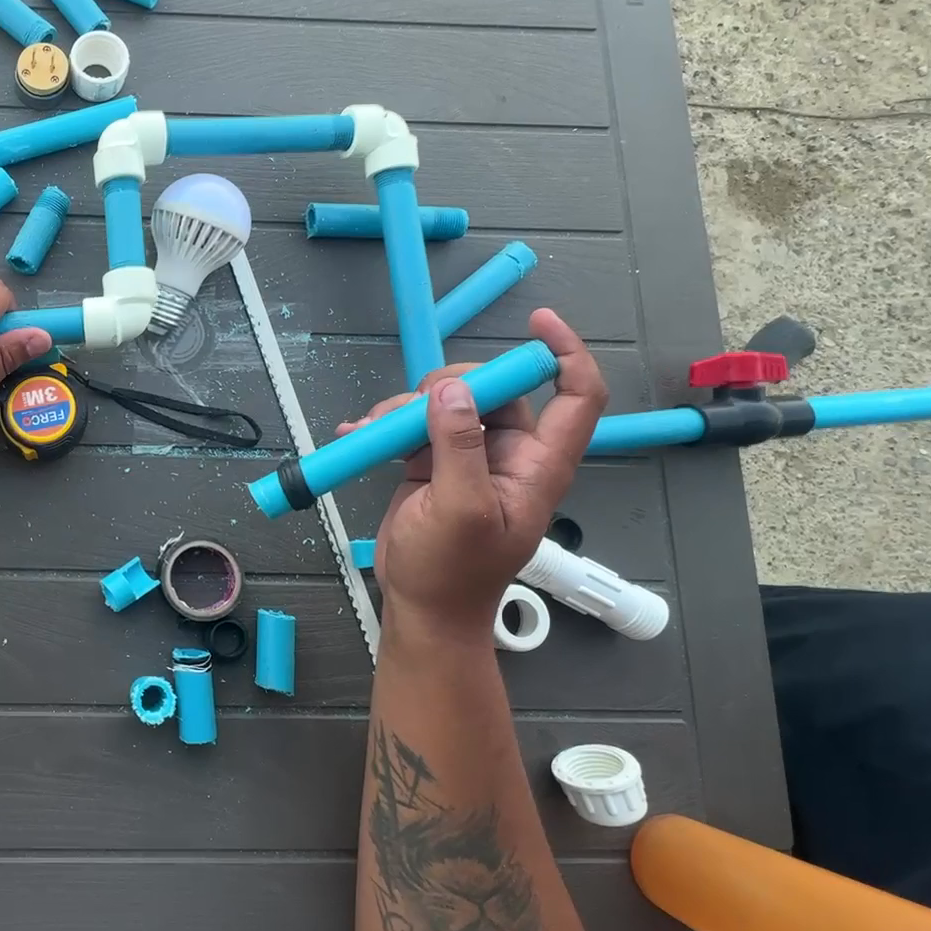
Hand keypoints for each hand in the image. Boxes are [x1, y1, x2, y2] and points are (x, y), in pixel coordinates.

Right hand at [339, 309, 606, 641]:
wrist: (421, 607)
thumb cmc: (452, 571)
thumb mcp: (460, 510)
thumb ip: (460, 448)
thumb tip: (451, 392)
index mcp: (535, 464)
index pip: (574, 396)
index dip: (564, 353)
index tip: (535, 323)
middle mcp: (506, 453)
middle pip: (490, 390)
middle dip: (446, 388)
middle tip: (408, 409)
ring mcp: (465, 456)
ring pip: (442, 404)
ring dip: (403, 410)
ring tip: (371, 431)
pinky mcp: (429, 464)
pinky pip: (410, 426)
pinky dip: (382, 426)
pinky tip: (357, 434)